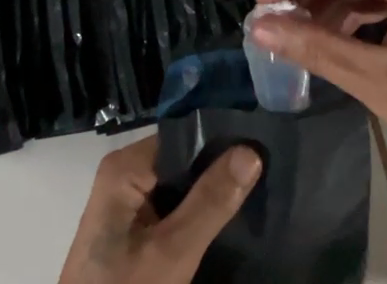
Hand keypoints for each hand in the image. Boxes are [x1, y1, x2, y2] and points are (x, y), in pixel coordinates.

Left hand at [58, 137, 261, 283]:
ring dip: (209, 192)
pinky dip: (195, 211)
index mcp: (125, 167)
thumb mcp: (173, 250)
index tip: (260, 148)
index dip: (221, 141)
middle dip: (218, 168)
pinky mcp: (131, 224)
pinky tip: (225, 216)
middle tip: (263, 172)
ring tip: (253, 190)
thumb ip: (210, 202)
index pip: (183, 136)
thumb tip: (251, 151)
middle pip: (182, 158)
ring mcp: (126, 199)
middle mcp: (123, 173)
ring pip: (179, 183)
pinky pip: (170, 204)